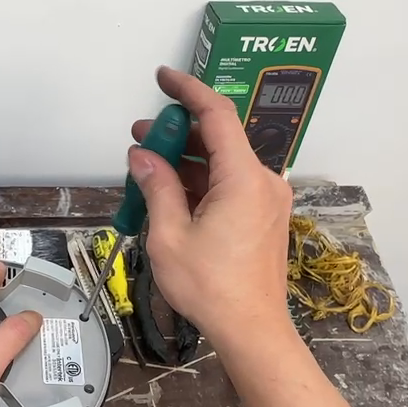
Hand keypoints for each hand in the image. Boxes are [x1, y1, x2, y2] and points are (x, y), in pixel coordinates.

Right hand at [129, 66, 294, 347]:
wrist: (251, 329)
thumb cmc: (211, 287)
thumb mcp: (170, 235)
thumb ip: (157, 187)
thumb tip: (143, 156)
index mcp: (243, 178)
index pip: (217, 115)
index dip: (188, 91)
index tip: (163, 77)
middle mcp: (262, 181)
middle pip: (218, 139)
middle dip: (177, 133)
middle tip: (141, 136)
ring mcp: (266, 200)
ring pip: (222, 164)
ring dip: (186, 161)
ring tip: (147, 167)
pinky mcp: (263, 217)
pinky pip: (229, 185)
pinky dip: (200, 182)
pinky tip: (169, 192)